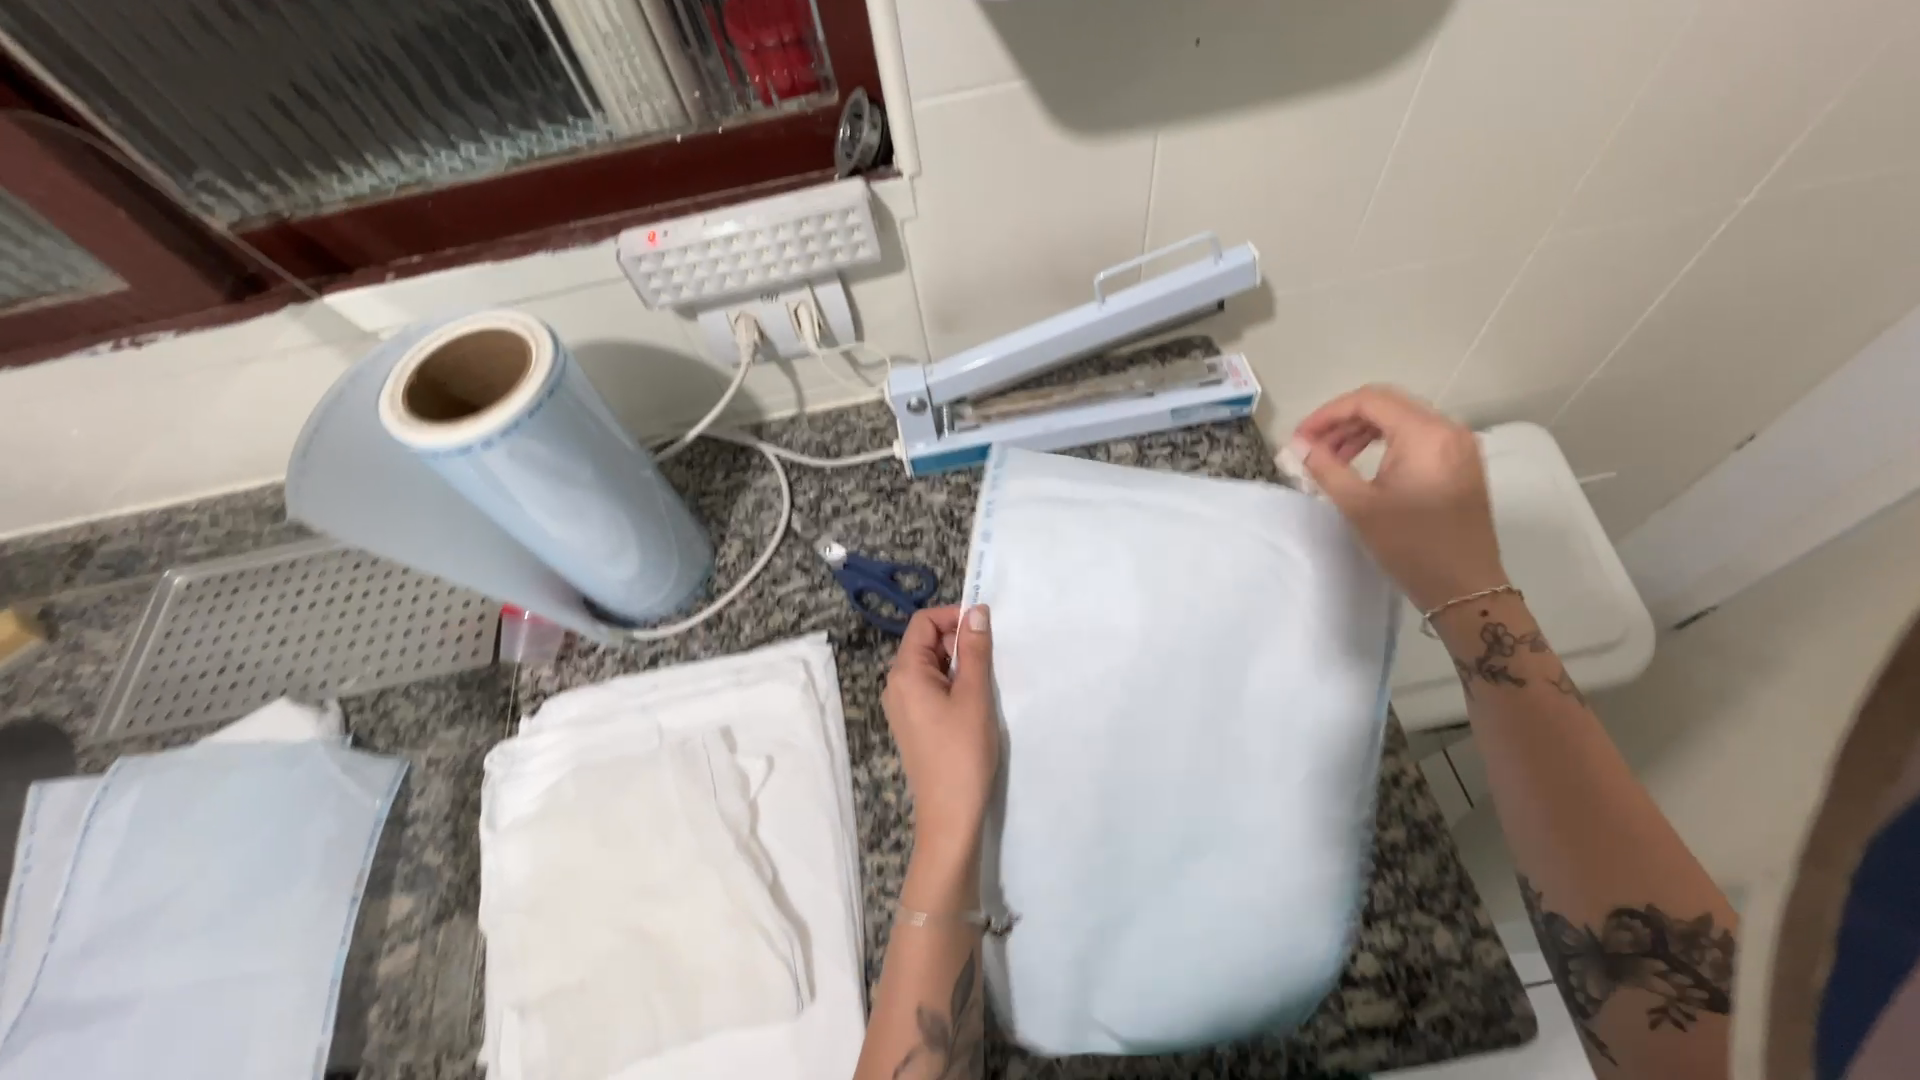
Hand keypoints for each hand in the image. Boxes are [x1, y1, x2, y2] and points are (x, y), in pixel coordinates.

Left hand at [881, 605, 998, 861]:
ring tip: (985, 681)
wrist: (950, 813)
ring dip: (959, 663)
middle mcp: (896, 685)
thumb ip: (975, 650)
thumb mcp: (974, 695)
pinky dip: (953, 683)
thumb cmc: (963, 751)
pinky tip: (974, 700)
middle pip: (925, 642)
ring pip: (930, 666)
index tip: (985, 626)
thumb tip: (976, 610)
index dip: (953, 616)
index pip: (923, 623)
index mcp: (904, 673)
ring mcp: (902, 706)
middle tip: (990, 657)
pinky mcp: (913, 722)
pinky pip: (931, 688)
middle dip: (958, 641)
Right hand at [1292, 384, 1506, 610]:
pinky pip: (1418, 436)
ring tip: (1332, 459)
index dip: (1327, 414)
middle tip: (1311, 447)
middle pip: (1386, 404)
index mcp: (1425, 434)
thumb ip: (1325, 468)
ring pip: (1401, 419)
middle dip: (1342, 421)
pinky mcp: (1461, 461)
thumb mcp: (1359, 506)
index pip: (1368, 401)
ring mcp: (1459, 444)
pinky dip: (1385, 442)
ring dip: (1362, 432)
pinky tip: (1363, 465)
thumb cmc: (1410, 546)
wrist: (1464, 586)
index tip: (1300, 438)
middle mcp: (1448, 429)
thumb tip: (1299, 446)